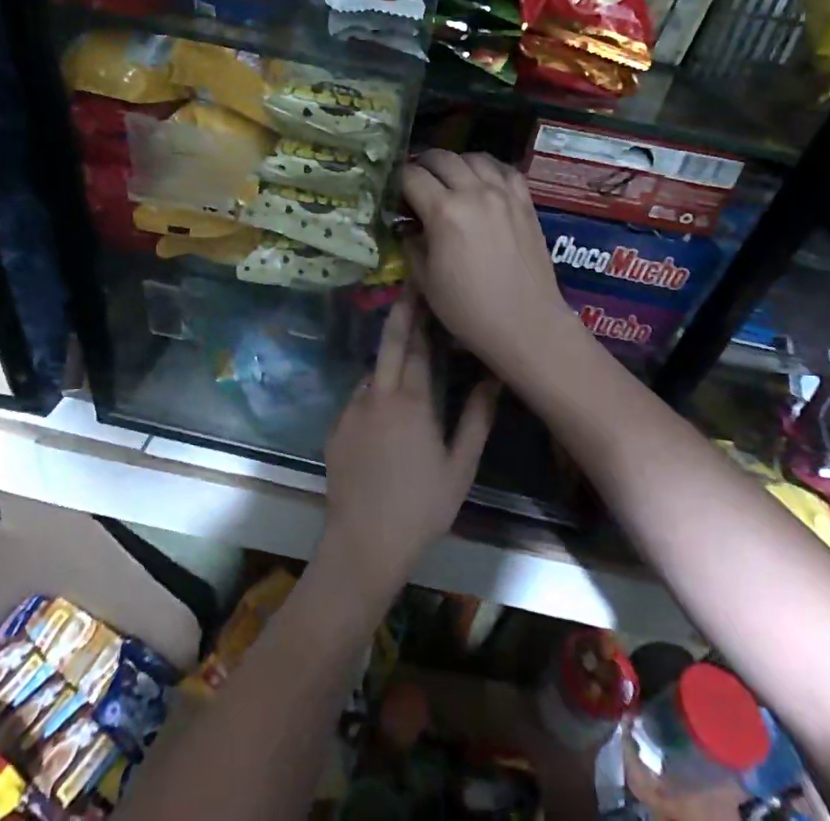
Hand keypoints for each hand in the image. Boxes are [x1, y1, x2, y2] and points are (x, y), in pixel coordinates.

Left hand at [319, 291, 499, 590]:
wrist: (364, 541)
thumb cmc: (422, 506)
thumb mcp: (460, 466)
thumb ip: (477, 418)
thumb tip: (493, 379)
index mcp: (413, 402)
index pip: (420, 347)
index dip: (425, 316)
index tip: (428, 289)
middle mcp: (378, 395)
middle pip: (390, 344)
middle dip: (401, 313)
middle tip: (409, 288)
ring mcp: (352, 410)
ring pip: (373, 373)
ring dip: (388, 359)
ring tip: (405, 354)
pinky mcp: (336, 429)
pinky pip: (359, 399)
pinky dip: (374, 392)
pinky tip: (386, 409)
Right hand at [399, 150, 583, 376]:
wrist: (526, 324)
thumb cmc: (469, 311)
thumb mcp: (426, 282)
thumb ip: (413, 245)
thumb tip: (408, 227)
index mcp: (444, 212)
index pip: (411, 177)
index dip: (396, 181)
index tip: (392, 193)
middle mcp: (475, 192)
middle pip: (441, 158)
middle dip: (422, 165)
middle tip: (414, 182)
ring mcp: (504, 194)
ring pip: (474, 157)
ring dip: (455, 163)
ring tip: (447, 179)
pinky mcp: (526, 202)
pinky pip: (504, 170)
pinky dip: (488, 169)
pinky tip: (482, 182)